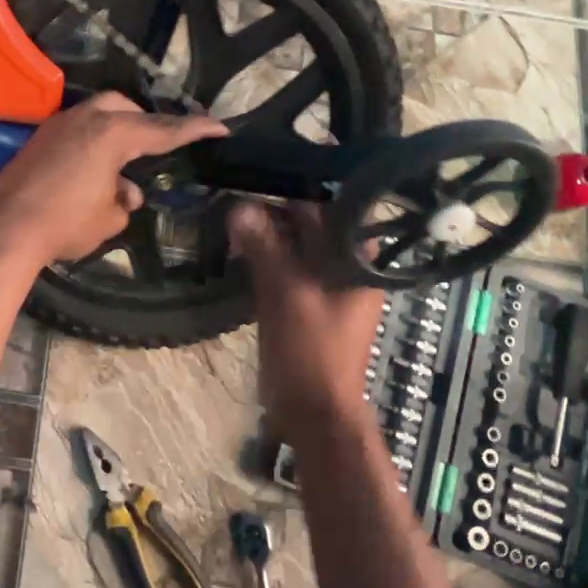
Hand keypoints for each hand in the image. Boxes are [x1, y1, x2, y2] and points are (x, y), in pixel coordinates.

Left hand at [0, 92, 227, 267]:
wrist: (4, 228)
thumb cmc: (64, 222)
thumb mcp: (108, 218)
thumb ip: (124, 201)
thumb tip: (123, 193)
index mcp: (112, 132)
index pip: (163, 129)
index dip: (194, 129)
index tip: (218, 127)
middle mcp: (86, 118)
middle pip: (124, 108)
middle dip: (144, 124)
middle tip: (157, 148)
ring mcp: (57, 126)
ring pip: (96, 117)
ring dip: (114, 138)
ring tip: (122, 170)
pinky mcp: (38, 140)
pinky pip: (76, 133)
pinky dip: (91, 146)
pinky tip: (92, 176)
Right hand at [227, 202, 386, 417]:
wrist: (313, 412)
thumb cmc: (309, 351)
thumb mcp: (285, 293)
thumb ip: (264, 246)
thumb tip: (238, 205)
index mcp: (358, 261)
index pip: (330, 208)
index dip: (294, 190)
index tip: (257, 175)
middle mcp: (347, 267)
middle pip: (311, 225)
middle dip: (274, 211)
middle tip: (233, 195)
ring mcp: (326, 286)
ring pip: (295, 246)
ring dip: (266, 233)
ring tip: (230, 217)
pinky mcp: (306, 302)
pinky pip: (286, 268)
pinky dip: (265, 256)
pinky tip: (238, 247)